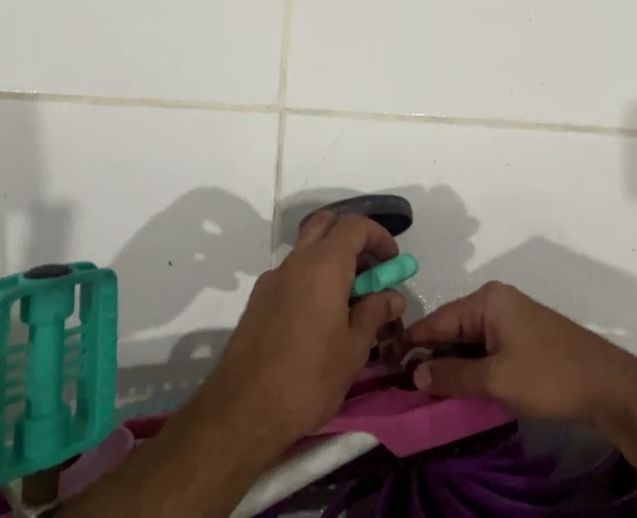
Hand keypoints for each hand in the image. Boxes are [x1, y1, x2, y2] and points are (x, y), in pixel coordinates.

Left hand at [199, 211, 406, 446]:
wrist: (244, 411)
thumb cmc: (309, 378)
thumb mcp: (354, 349)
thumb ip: (374, 314)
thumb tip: (392, 296)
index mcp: (323, 266)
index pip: (354, 225)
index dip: (378, 236)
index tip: (392, 262)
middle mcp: (295, 263)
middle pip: (325, 225)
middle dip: (352, 238)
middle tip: (370, 270)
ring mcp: (272, 280)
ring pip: (306, 250)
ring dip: (331, 261)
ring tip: (351, 301)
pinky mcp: (258, 301)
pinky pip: (291, 275)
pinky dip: (312, 280)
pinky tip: (321, 319)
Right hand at [405, 281, 636, 421]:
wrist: (609, 386)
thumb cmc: (549, 376)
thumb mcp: (496, 379)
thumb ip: (453, 376)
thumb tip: (416, 375)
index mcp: (488, 300)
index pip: (438, 320)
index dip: (412, 342)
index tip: (387, 363)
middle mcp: (497, 301)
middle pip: (452, 328)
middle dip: (431, 354)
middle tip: (405, 383)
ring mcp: (513, 318)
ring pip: (469, 340)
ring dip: (452, 363)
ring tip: (428, 389)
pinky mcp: (524, 337)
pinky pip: (486, 347)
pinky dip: (472, 364)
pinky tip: (461, 385)